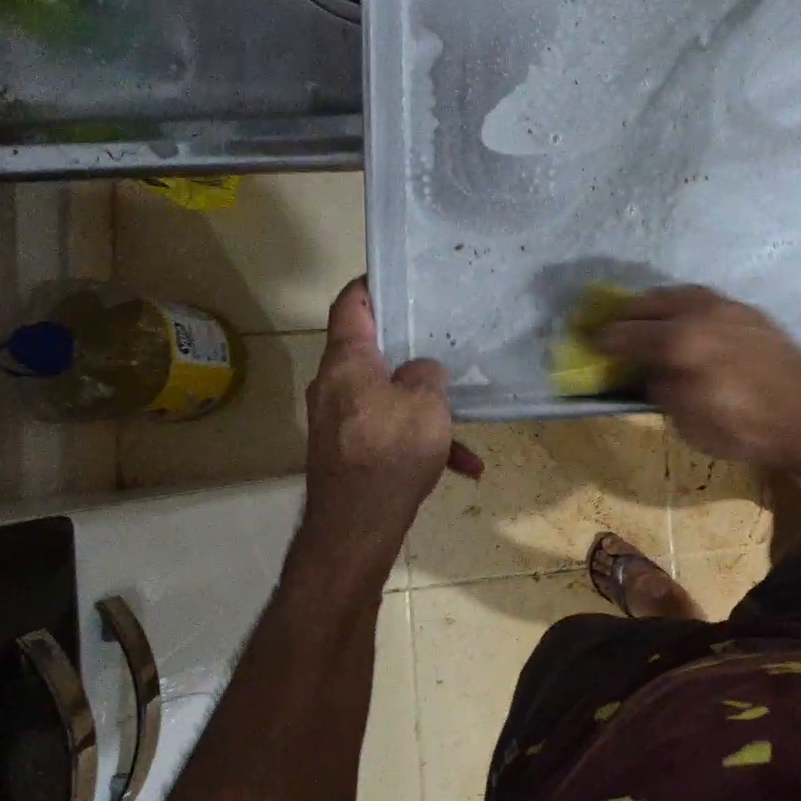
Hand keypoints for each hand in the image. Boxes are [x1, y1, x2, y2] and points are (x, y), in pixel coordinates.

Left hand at [296, 278, 482, 590]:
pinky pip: (391, 434)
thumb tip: (421, 371)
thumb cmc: (391, 449)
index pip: (351, 305)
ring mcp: (341, 420)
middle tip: (443, 337)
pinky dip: (423, 443)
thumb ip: (427, 374)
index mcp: (347, 362)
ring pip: (388, 397)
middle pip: (371, 352)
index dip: (372, 285)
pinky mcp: (351, 450)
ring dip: (426, 405)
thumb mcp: (426, 401)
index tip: (398, 275)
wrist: (358, 524)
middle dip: (409, 348)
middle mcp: (336, 385)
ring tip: (463, 415)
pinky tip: (464, 466)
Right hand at [596, 286, 800, 472]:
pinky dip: (685, 307)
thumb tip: (649, 373)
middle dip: (627, 316)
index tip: (592, 344)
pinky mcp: (750, 311)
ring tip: (648, 321)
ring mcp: (728, 306)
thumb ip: (662, 390)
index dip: (605, 340)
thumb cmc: (747, 429)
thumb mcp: (690, 424)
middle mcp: (700, 313)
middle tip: (615, 330)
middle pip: (650, 303)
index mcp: (680, 341)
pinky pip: (705, 299)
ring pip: (679, 294)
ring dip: (656, 306)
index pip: (628, 334)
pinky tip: (686, 322)